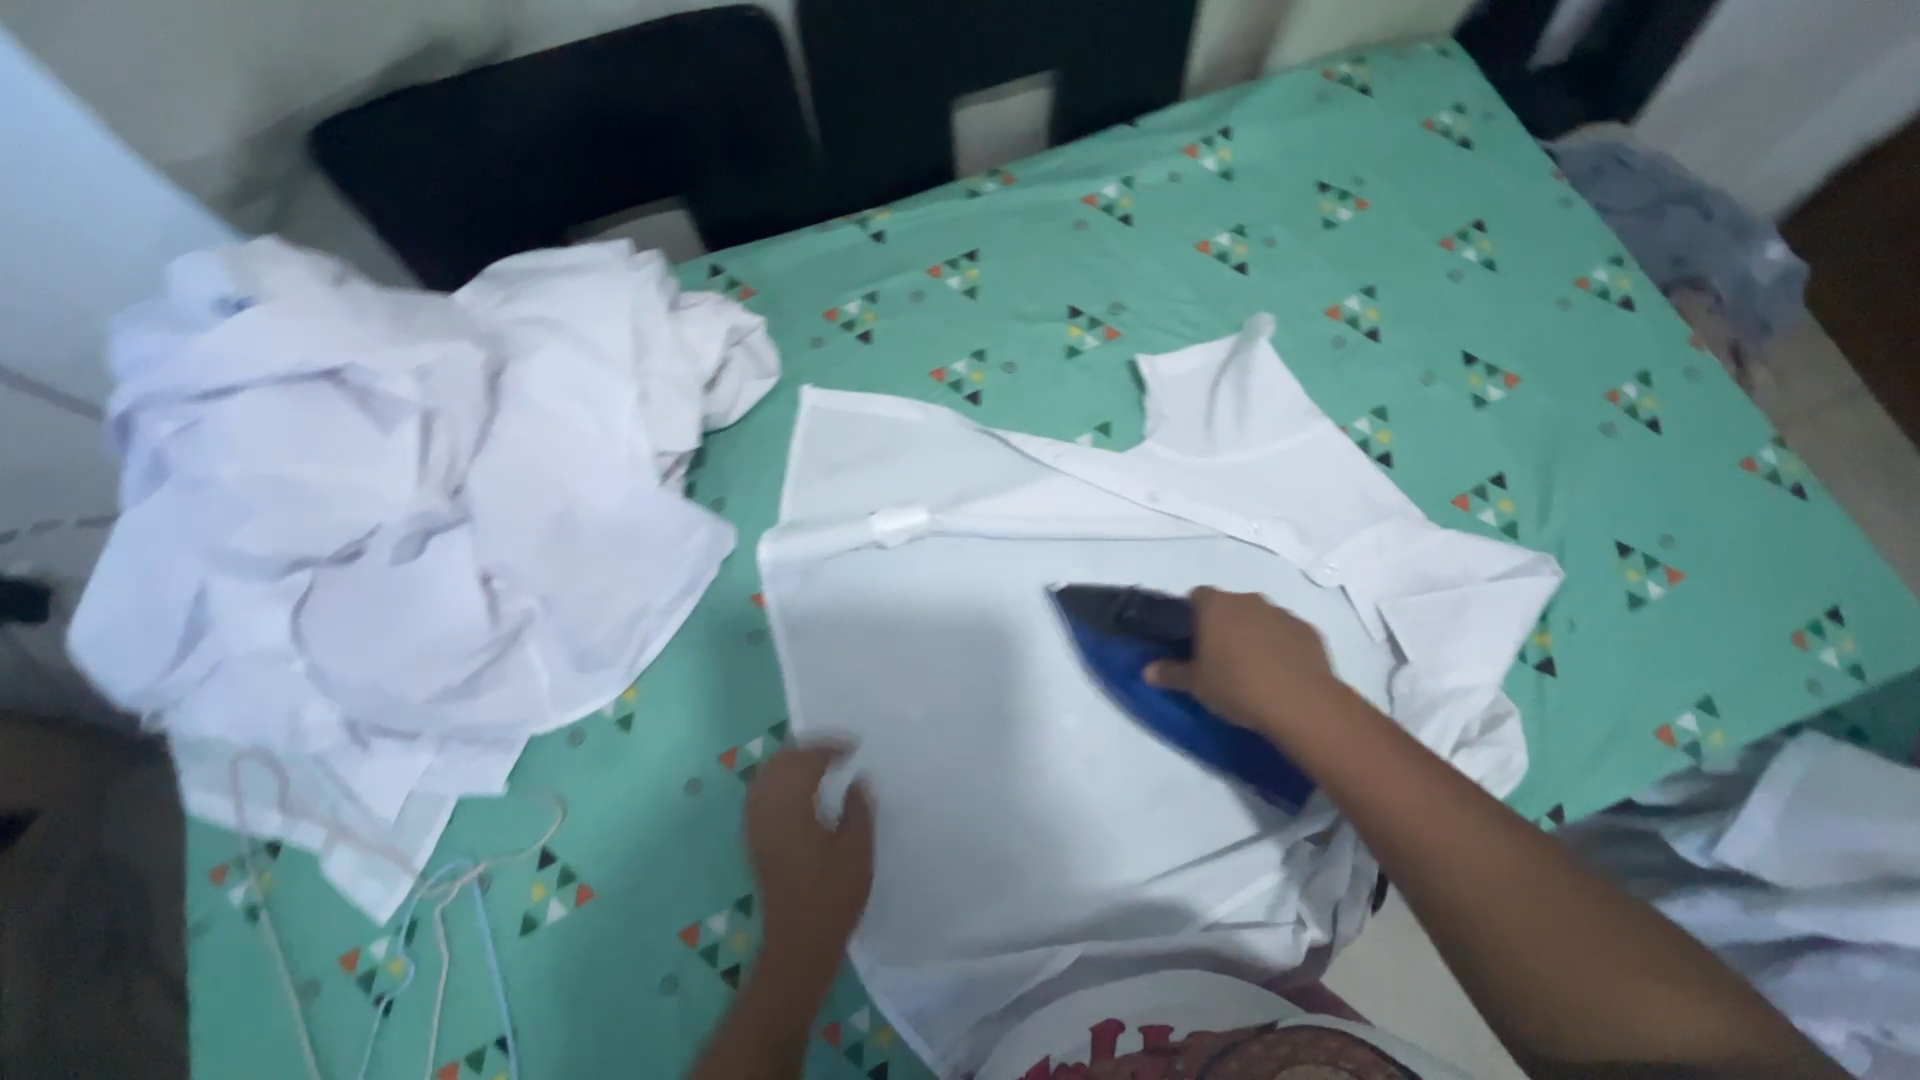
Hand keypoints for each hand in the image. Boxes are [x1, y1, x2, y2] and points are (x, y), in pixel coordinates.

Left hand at [745, 741, 875, 970]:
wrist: (799, 941)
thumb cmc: (833, 895)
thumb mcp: (857, 849)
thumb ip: (858, 808)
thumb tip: (858, 779)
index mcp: (791, 806)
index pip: (805, 760)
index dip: (830, 747)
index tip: (855, 747)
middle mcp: (766, 809)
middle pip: (780, 762)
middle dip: (808, 748)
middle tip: (839, 749)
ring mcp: (756, 825)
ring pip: (767, 775)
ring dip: (792, 762)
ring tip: (821, 762)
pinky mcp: (755, 839)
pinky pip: (762, 794)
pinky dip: (780, 780)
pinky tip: (801, 789)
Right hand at [1144, 587, 1344, 733]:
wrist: (1300, 702)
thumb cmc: (1237, 686)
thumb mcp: (1195, 685)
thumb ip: (1169, 673)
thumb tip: (1146, 671)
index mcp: (1216, 606)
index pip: (1197, 596)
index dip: (1192, 615)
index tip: (1191, 640)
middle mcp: (1249, 600)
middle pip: (1230, 606)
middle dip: (1224, 625)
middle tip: (1219, 657)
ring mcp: (1282, 614)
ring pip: (1260, 618)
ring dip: (1254, 634)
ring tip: (1252, 668)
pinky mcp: (1308, 631)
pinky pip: (1286, 634)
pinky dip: (1281, 646)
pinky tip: (1280, 673)